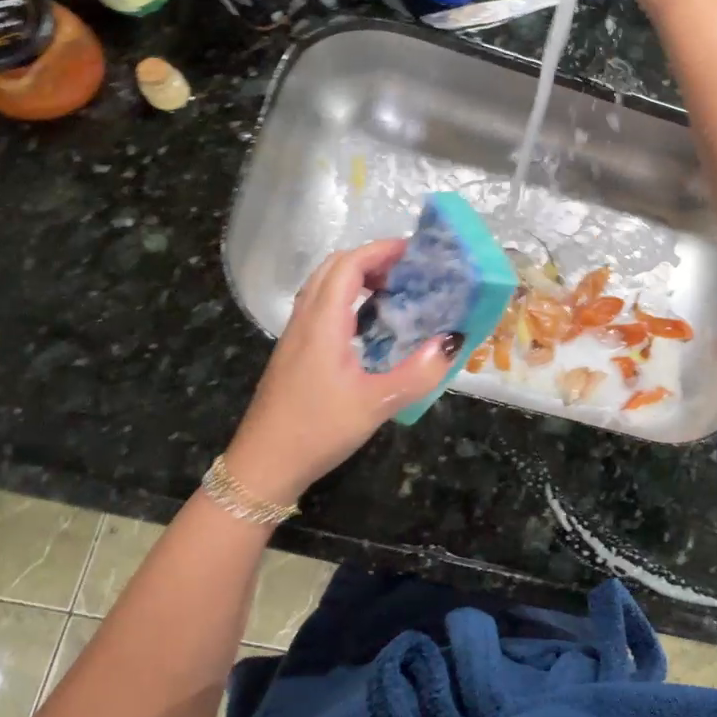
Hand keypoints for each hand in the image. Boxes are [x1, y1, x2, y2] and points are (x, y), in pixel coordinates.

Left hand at [222, 240, 456, 504]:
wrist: (264, 465)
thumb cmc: (317, 431)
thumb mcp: (376, 405)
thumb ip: (417, 373)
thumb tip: (452, 341)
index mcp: (323, 324)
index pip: (348, 265)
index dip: (381, 251)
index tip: (415, 253)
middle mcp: (305, 321)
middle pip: (333, 269)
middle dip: (371, 260)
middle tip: (408, 272)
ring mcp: (296, 337)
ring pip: (324, 288)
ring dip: (357, 280)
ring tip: (395, 294)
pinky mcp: (295, 354)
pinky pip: (321, 310)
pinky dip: (348, 302)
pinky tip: (371, 329)